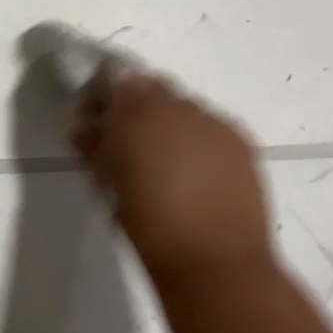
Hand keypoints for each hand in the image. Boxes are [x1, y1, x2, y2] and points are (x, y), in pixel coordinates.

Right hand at [70, 70, 272, 277]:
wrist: (212, 258)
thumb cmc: (143, 216)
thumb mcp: (101, 175)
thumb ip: (90, 140)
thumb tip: (87, 122)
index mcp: (138, 108)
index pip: (116, 74)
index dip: (102, 87)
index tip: (93, 110)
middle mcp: (181, 105)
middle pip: (153, 87)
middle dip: (136, 102)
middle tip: (122, 135)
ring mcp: (218, 124)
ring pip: (184, 107)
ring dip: (167, 121)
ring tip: (158, 157)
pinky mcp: (245, 145)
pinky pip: (211, 128)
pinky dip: (195, 138)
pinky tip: (189, 169)